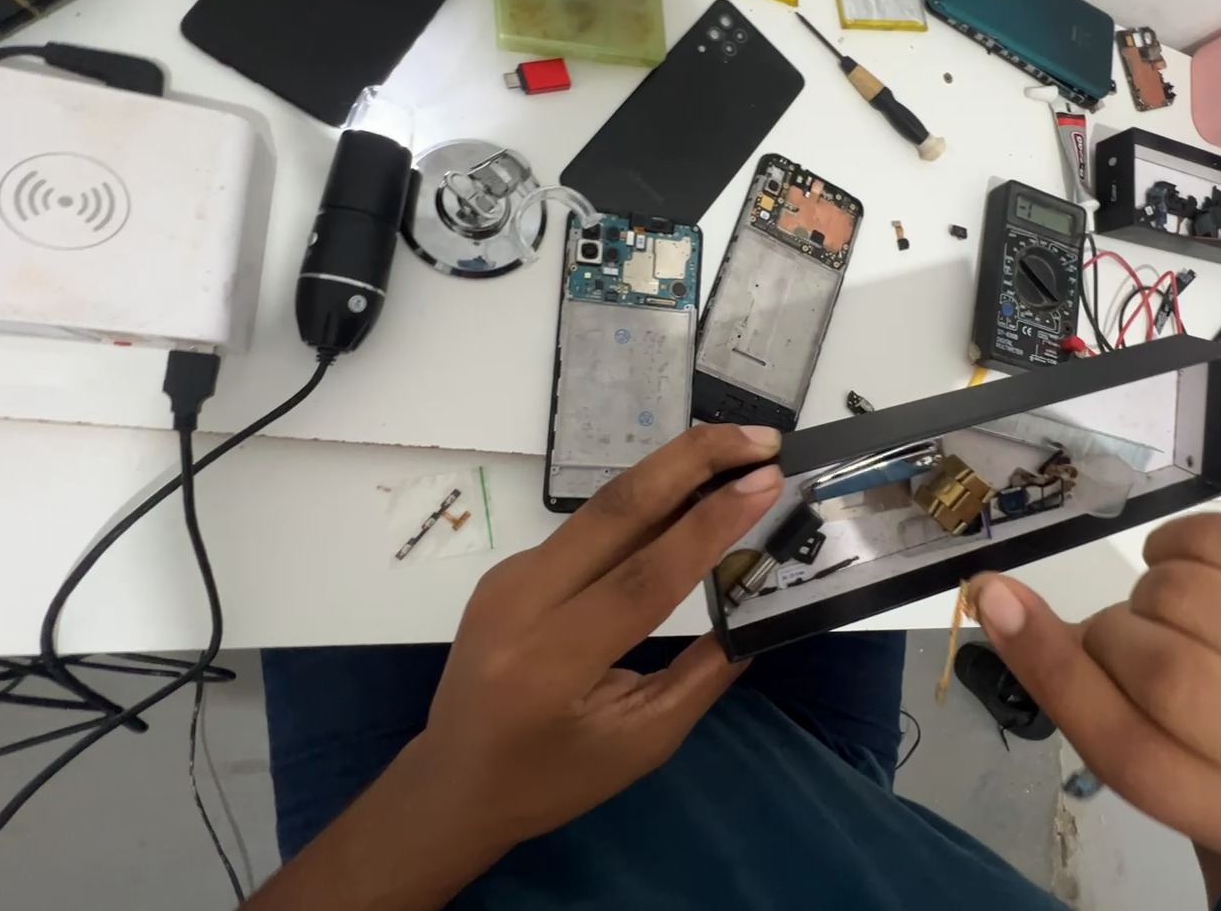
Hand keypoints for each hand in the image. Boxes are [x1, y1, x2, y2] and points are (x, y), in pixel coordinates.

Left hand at [412, 423, 784, 851]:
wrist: (453, 782)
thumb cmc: (553, 778)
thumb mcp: (643, 741)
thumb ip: (703, 673)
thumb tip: (758, 602)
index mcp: (552, 663)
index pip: (644, 576)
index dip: (711, 523)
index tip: (767, 481)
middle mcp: (521, 602)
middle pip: (617, 509)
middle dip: (694, 459)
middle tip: (762, 438)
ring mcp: (511, 575)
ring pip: (605, 504)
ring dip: (675, 467)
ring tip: (739, 449)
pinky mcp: (514, 565)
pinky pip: (592, 523)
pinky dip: (650, 498)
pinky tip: (692, 489)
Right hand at [970, 513, 1220, 867]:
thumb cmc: (1201, 746)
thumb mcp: (1128, 737)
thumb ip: (1058, 672)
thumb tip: (991, 592)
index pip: (1130, 749)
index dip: (1053, 669)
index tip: (994, 596)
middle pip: (1166, 670)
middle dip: (1115, 634)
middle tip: (1128, 637)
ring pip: (1192, 595)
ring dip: (1152, 590)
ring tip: (1170, 614)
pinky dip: (1181, 541)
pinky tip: (1195, 569)